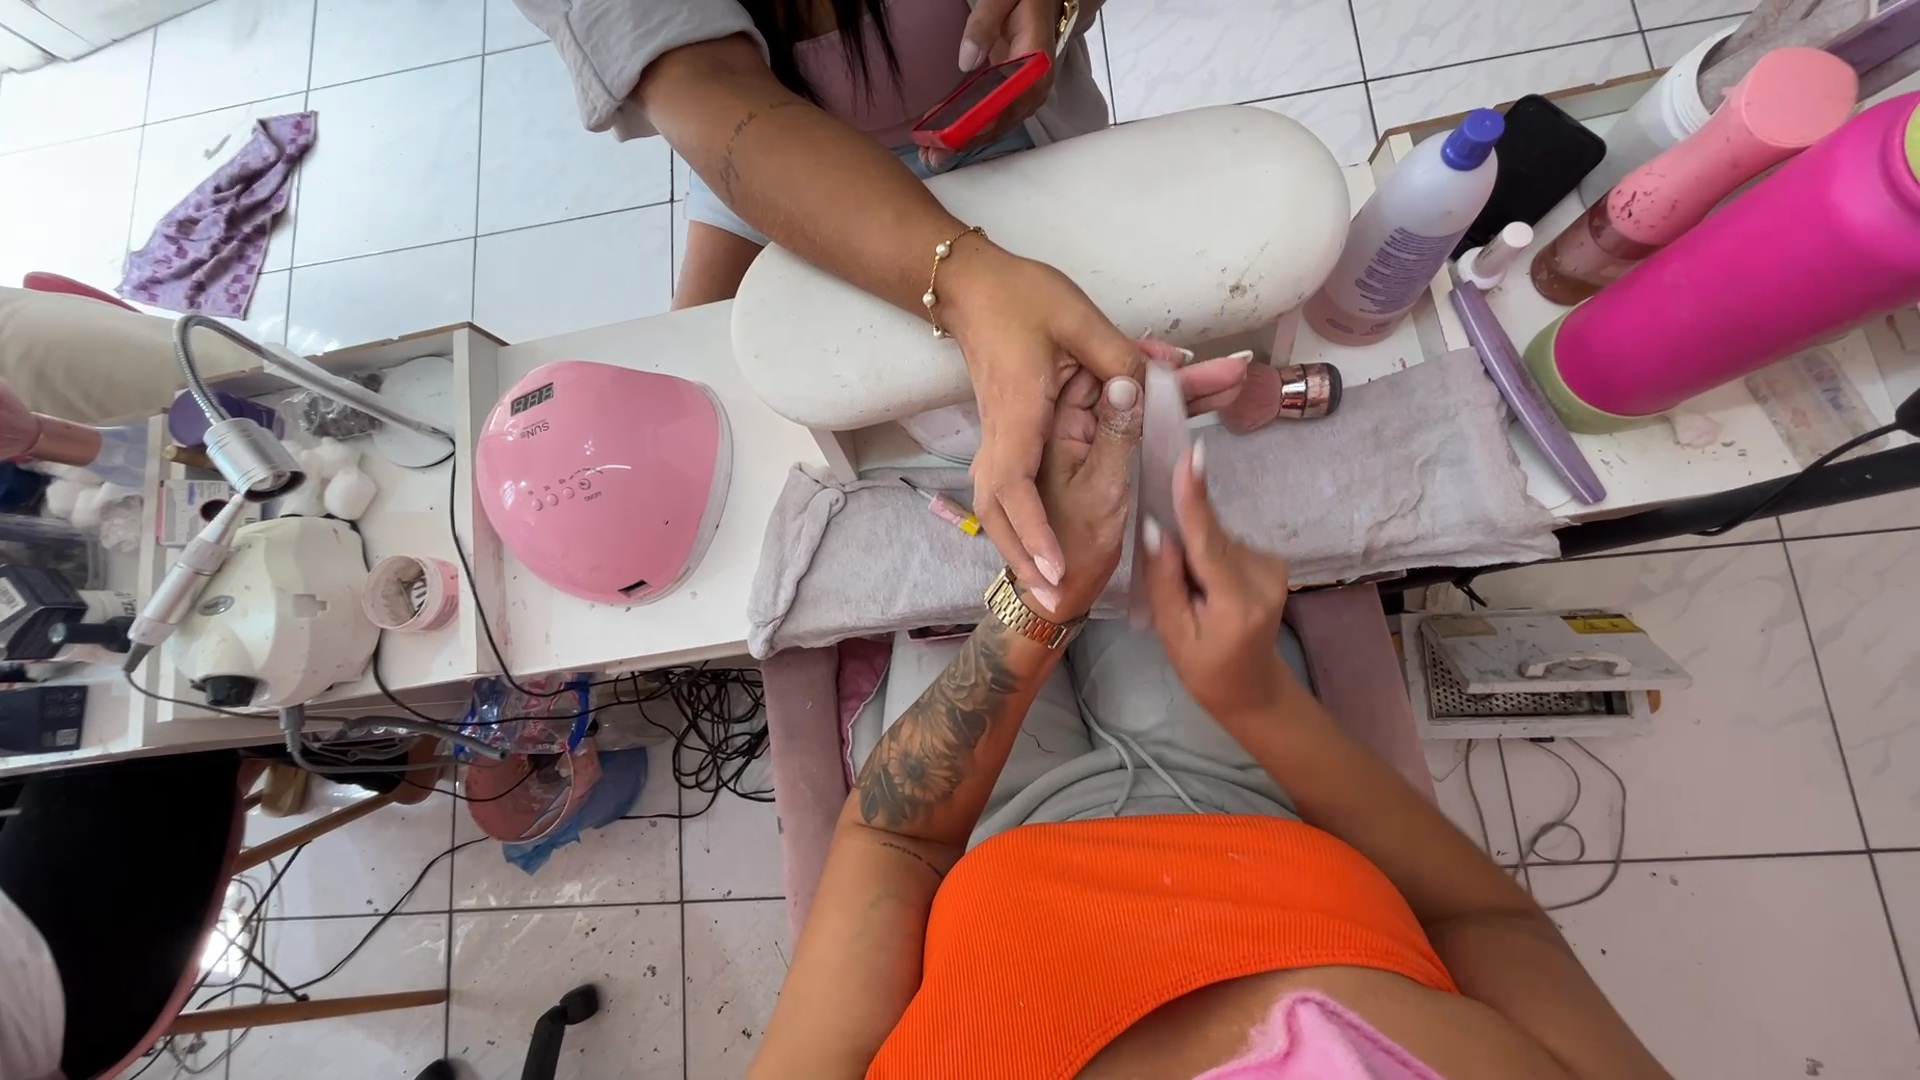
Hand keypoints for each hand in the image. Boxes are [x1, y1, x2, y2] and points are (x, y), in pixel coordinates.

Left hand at [919, 0, 1076, 168]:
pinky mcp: (1011, 98)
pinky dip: (966, 130)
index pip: (1010, 101)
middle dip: (965, 140)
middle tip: (934, 153)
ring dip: (963, 142)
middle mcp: (1033, 87)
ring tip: (932, 154)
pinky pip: (989, 119)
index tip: (958, 135)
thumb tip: (967, 61)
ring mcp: (1023, 96)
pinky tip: (942, 139)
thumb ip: (984, 23)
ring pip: (993, 127)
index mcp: (1036, 63)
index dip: (984, 122)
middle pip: (999, 123)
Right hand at [941, 245, 1249, 607]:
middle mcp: (1001, 435)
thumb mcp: (1077, 319)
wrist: (970, 289)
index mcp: (1020, 412)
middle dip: (1022, 557)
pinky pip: (1001, 490)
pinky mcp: (1001, 434)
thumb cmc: (1020, 298)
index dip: (1033, 532)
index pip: (1016, 485)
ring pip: (996, 505)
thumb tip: (1144, 393)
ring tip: (1043, 583)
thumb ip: (1117, 359)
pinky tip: (1032, 544)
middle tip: (1049, 595)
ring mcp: (996, 436)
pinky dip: (1016, 523)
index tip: (1052, 570)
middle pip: (998, 510)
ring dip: (1018, 546)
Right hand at [1141, 439, 1295, 726]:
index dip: (1195, 498)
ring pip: (1216, 538)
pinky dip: (1207, 556)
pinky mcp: (1272, 559)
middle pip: (1209, 536)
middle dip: (1182, 542)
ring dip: (1194, 553)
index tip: (1191, 456)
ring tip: (1192, 593)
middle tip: (1175, 582)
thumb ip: (1164, 580)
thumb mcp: (1173, 632)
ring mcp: (1273, 566)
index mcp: (1238, 601)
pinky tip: (1207, 586)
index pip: (1209, 542)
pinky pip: (1224, 543)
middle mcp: (1264, 576)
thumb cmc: (1205, 668)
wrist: (1252, 688)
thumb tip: (1156, 529)